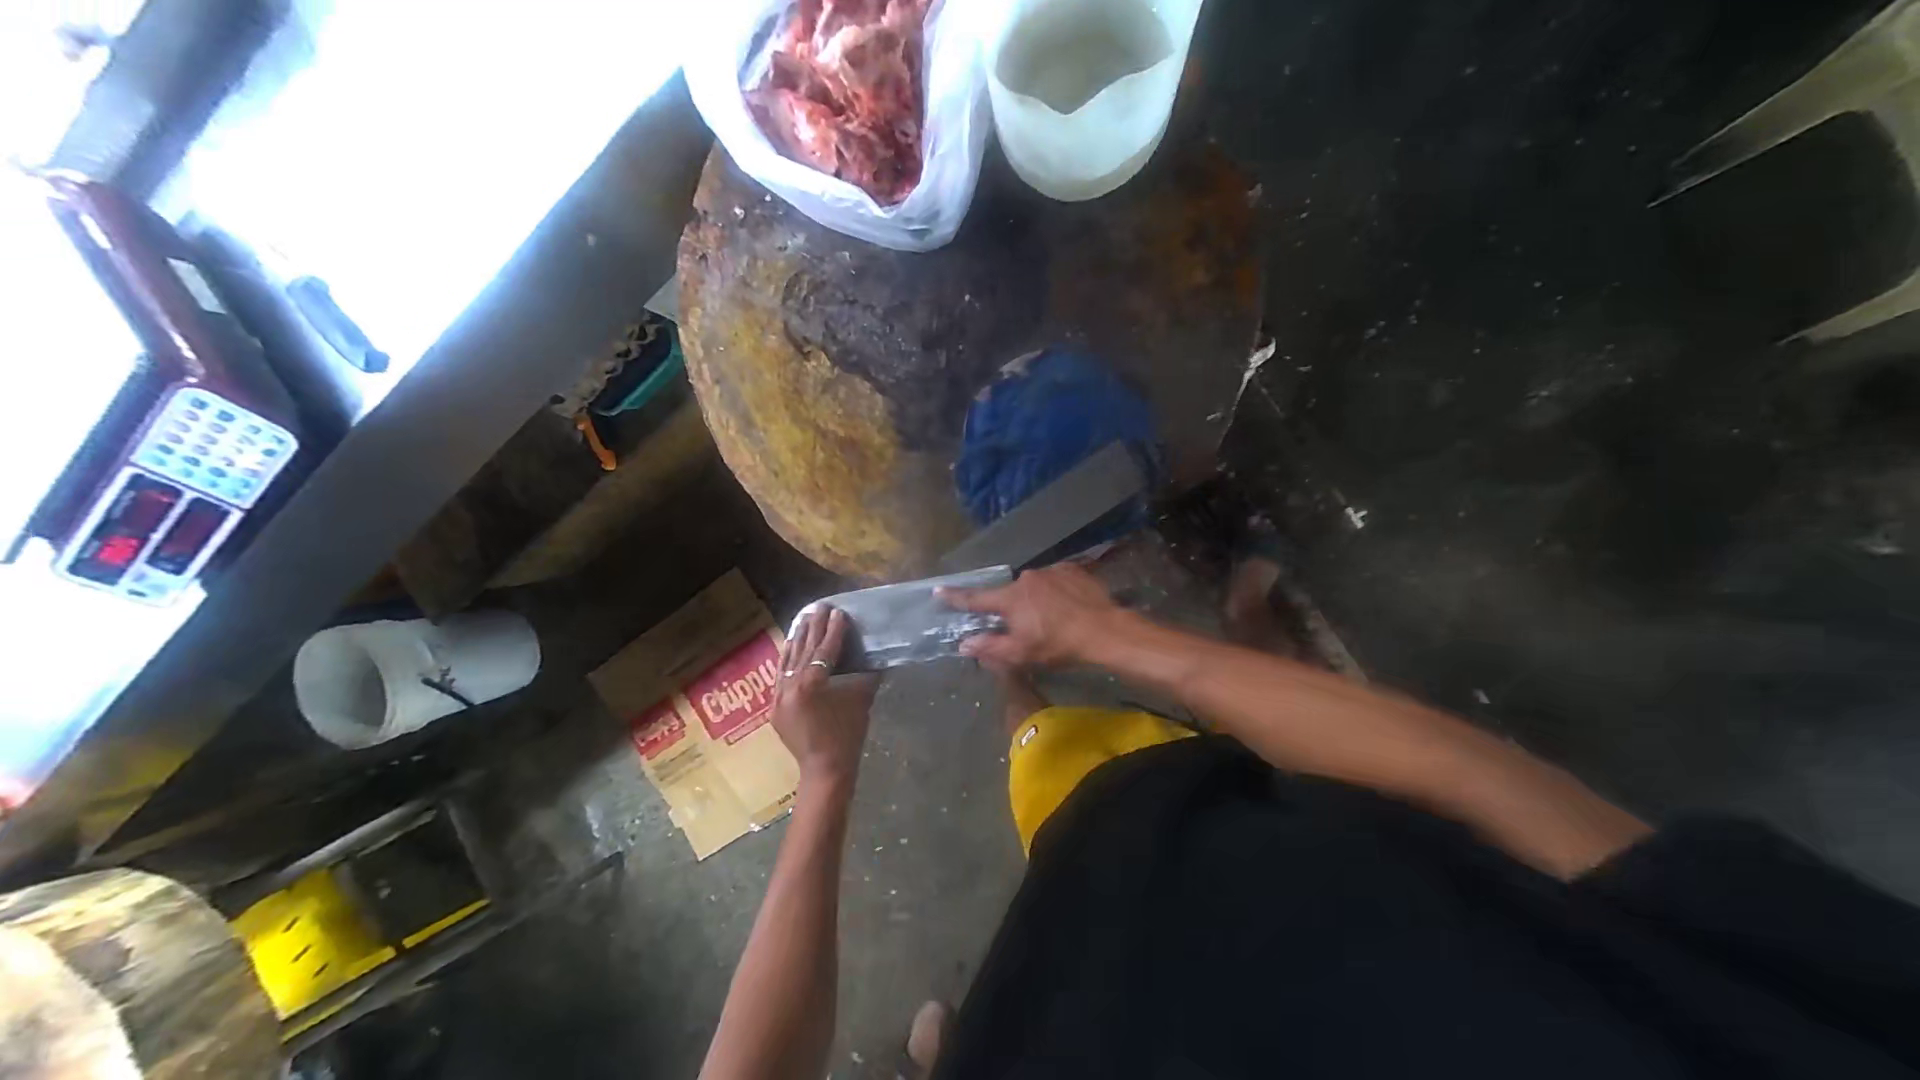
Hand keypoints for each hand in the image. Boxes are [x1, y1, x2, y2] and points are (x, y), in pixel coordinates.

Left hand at [773, 607, 877, 789]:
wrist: (826, 769)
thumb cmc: (848, 735)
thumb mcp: (861, 700)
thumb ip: (866, 675)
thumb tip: (875, 656)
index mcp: (812, 684)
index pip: (825, 650)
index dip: (834, 631)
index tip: (839, 612)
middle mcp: (790, 686)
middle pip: (804, 651)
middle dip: (814, 628)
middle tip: (821, 607)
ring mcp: (779, 696)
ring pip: (788, 660)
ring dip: (798, 638)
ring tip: (804, 618)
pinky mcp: (774, 706)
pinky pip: (780, 676)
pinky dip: (787, 659)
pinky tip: (791, 645)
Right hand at [942, 564, 1120, 668]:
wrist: (1104, 630)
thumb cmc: (1059, 645)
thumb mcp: (1021, 653)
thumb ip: (990, 647)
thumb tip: (964, 643)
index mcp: (1010, 598)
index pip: (976, 598)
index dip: (955, 597)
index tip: (938, 590)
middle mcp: (1026, 578)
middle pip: (1011, 594)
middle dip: (1014, 608)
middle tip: (1028, 626)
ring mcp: (1051, 570)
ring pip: (1035, 585)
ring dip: (1038, 599)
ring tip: (1054, 618)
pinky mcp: (1072, 569)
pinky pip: (1056, 579)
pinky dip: (1057, 591)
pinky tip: (1069, 606)